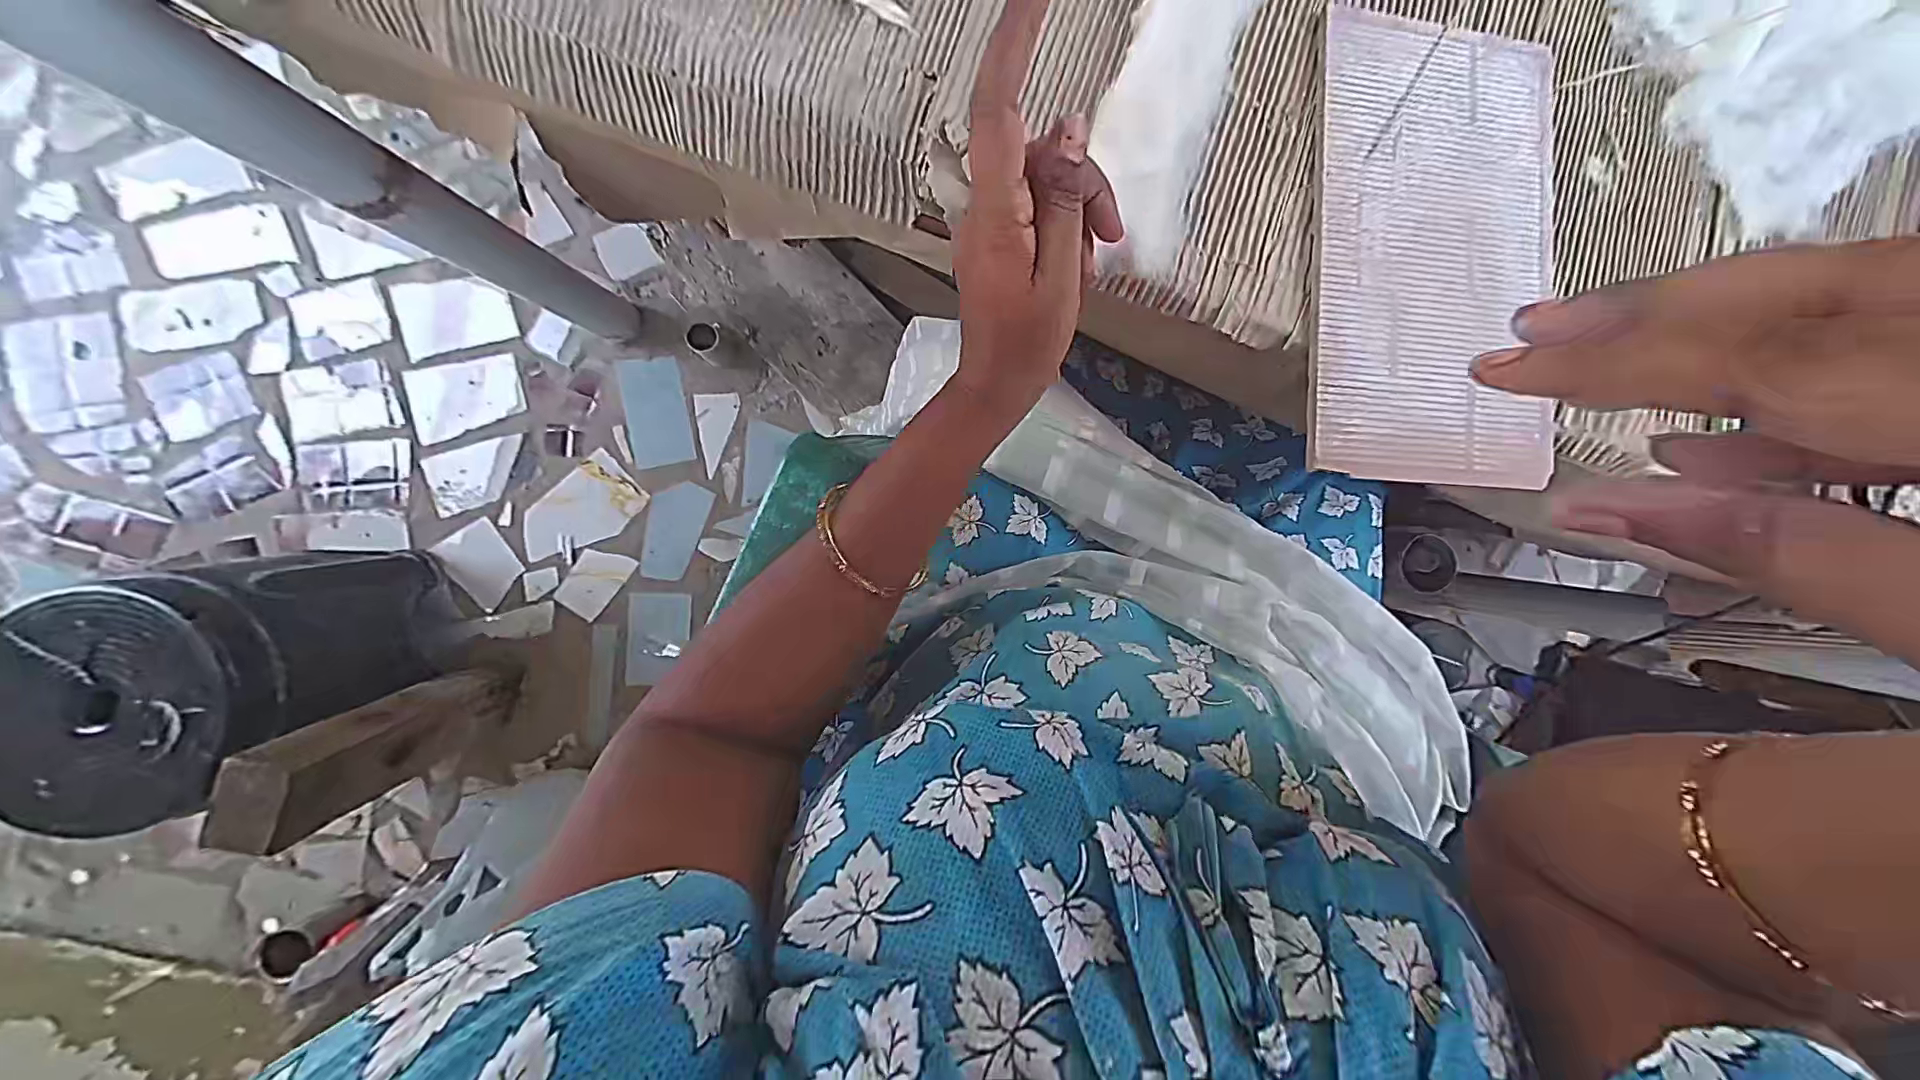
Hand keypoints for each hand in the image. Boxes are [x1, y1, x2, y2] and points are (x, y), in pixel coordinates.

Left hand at [950, 0, 1122, 410]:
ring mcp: (990, 220)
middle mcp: (985, 207)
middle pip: (1039, 152)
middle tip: (1107, 234)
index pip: (998, 111)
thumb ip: (1063, 200)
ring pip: (1046, 180)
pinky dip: (1066, 228)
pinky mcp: (1000, 233)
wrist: (999, 382)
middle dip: (1082, 183)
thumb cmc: (1027, 344)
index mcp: (995, 216)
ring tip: (1088, 264)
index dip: (1014, 46)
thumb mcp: (1061, 274)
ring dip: (1079, 213)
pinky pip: (1038, 207)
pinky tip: (1074, 263)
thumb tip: (1066, 129)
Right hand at [1470, 238, 1919, 664]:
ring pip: (1858, 302)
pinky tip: (1706, 445)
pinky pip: (1903, 360)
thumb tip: (1598, 513)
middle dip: (1649, 311)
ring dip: (1702, 334)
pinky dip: (1788, 400)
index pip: (1760, 361)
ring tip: (1588, 351)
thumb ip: (1780, 553)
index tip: (1505, 365)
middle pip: (1812, 296)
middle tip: (1533, 325)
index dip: (1611, 360)